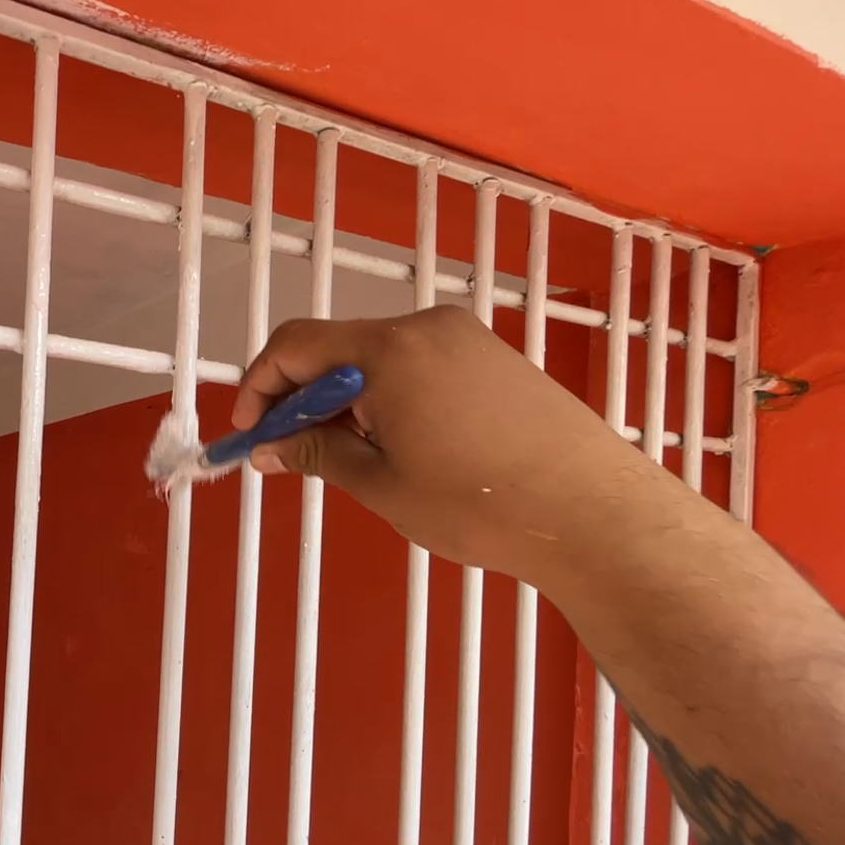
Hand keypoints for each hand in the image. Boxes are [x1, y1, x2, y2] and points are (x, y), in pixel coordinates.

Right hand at [233, 304, 684, 586]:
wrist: (597, 516)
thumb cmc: (473, 503)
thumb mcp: (376, 481)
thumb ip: (310, 451)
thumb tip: (263, 448)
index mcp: (388, 351)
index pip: (294, 346)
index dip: (256, 388)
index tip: (247, 434)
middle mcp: (424, 328)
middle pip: (332, 349)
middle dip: (296, 397)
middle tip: (284, 451)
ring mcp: (462, 339)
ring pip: (370, 359)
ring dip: (336, 401)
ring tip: (337, 455)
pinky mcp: (489, 358)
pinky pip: (409, 366)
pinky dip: (378, 398)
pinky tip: (387, 442)